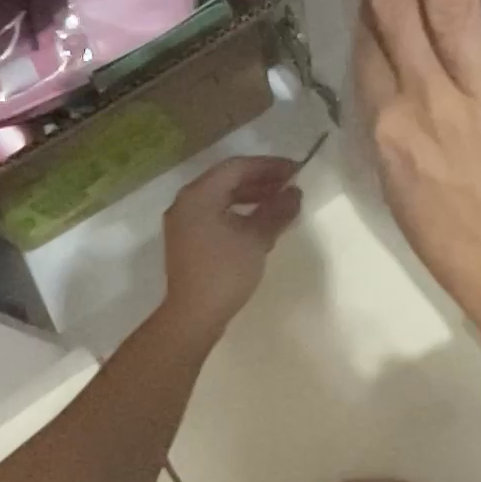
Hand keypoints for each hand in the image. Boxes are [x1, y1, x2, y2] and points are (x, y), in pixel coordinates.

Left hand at [160, 155, 303, 333]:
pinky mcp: (188, 242)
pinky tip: (259, 225)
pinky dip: (239, 215)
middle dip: (261, 182)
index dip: (269, 166)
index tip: (296, 171)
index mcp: (199, 194)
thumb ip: (277, 211)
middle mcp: (186, 202)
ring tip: (280, 204)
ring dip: (252, 199)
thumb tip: (295, 194)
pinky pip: (216, 217)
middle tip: (290, 186)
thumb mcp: (256, 239)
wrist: (194, 315)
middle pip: (228, 181)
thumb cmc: (225, 272)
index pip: (237, 167)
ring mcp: (184, 223)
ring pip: (222, 200)